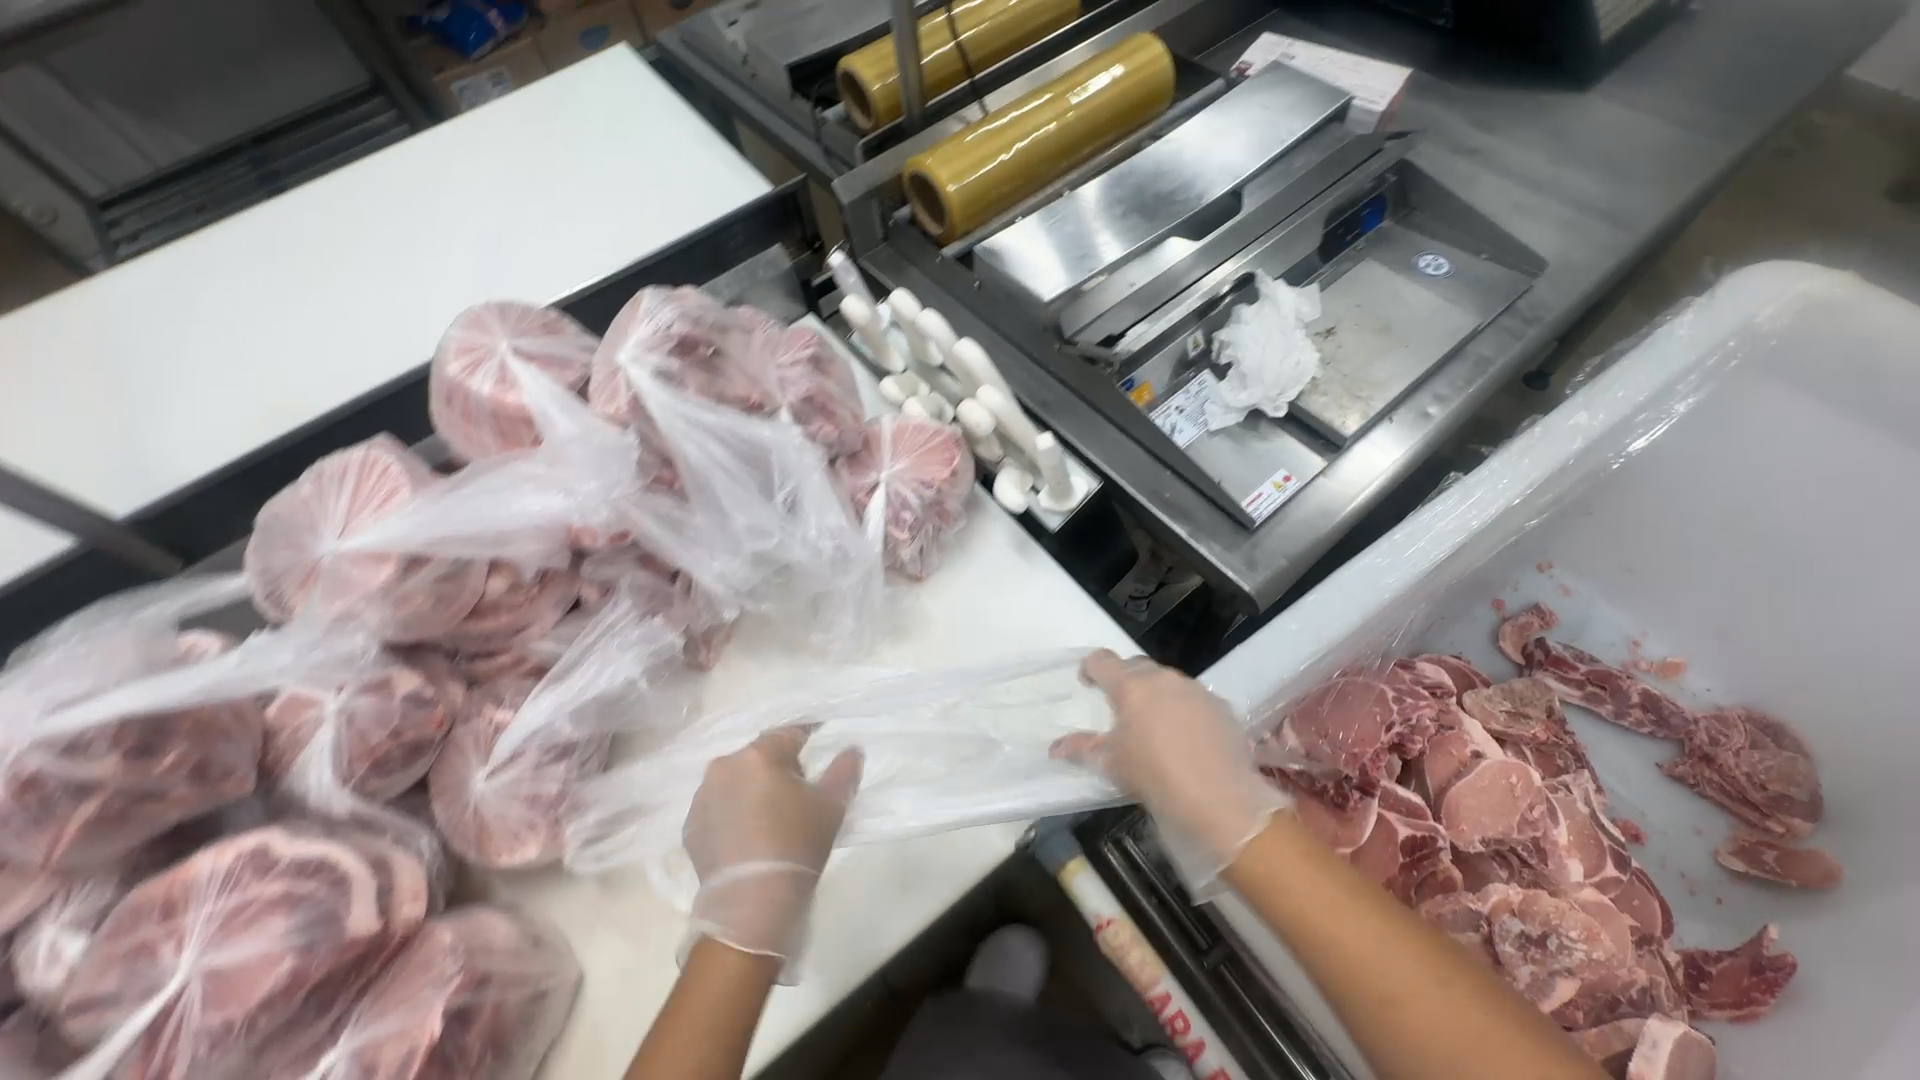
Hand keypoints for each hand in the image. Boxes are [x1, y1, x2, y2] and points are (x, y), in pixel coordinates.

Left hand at [683, 726, 862, 969]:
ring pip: (735, 781)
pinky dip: (733, 814)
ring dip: (753, 789)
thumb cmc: (796, 846)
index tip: (821, 750)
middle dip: (779, 767)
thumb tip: (851, 749)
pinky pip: (718, 808)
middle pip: (759, 756)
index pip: (789, 733)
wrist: (751, 904)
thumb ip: (844, 770)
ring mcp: (701, 798)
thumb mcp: (832, 806)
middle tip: (799, 791)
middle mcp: (724, 767)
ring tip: (771, 817)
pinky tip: (748, 837)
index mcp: (758, 755)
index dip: (808, 740)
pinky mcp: (690, 827)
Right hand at [1053, 650, 1290, 888]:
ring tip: (1156, 726)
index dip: (1091, 668)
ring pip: (1169, 682)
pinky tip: (1187, 739)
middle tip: (1121, 709)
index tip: (1088, 684)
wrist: (1218, 799)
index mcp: (1131, 687)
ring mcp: (1197, 690)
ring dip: (1157, 695)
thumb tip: (1055, 748)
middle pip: (1137, 667)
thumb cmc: (1154, 777)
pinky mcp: (1222, 706)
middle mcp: (1164, 679)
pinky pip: (1196, 699)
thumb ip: (1082, 749)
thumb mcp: (1112, 765)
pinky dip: (1185, 710)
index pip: (1102, 660)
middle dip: (1125, 682)